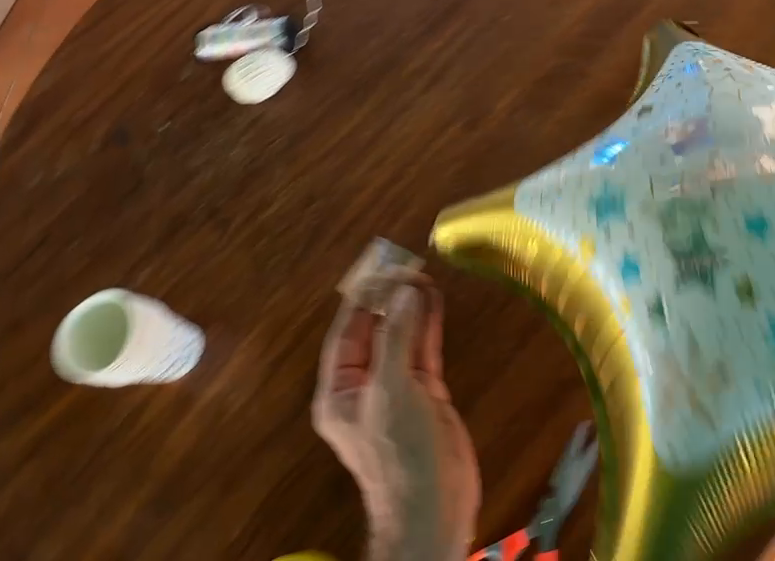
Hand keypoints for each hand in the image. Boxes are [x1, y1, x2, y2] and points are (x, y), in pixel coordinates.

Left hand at [314, 278, 480, 560]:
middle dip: (390, 300)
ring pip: (402, 337)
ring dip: (411, 308)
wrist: (434, 506)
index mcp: (340, 390)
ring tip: (424, 275)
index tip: (382, 267)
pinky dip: (428, 325)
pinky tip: (434, 300)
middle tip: (409, 266)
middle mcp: (365, 385)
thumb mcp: (392, 390)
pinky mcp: (425, 394)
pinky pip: (423, 350)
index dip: (363, 298)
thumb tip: (404, 292)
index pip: (347, 332)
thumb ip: (397, 337)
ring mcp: (396, 389)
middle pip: (375, 331)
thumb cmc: (400, 451)